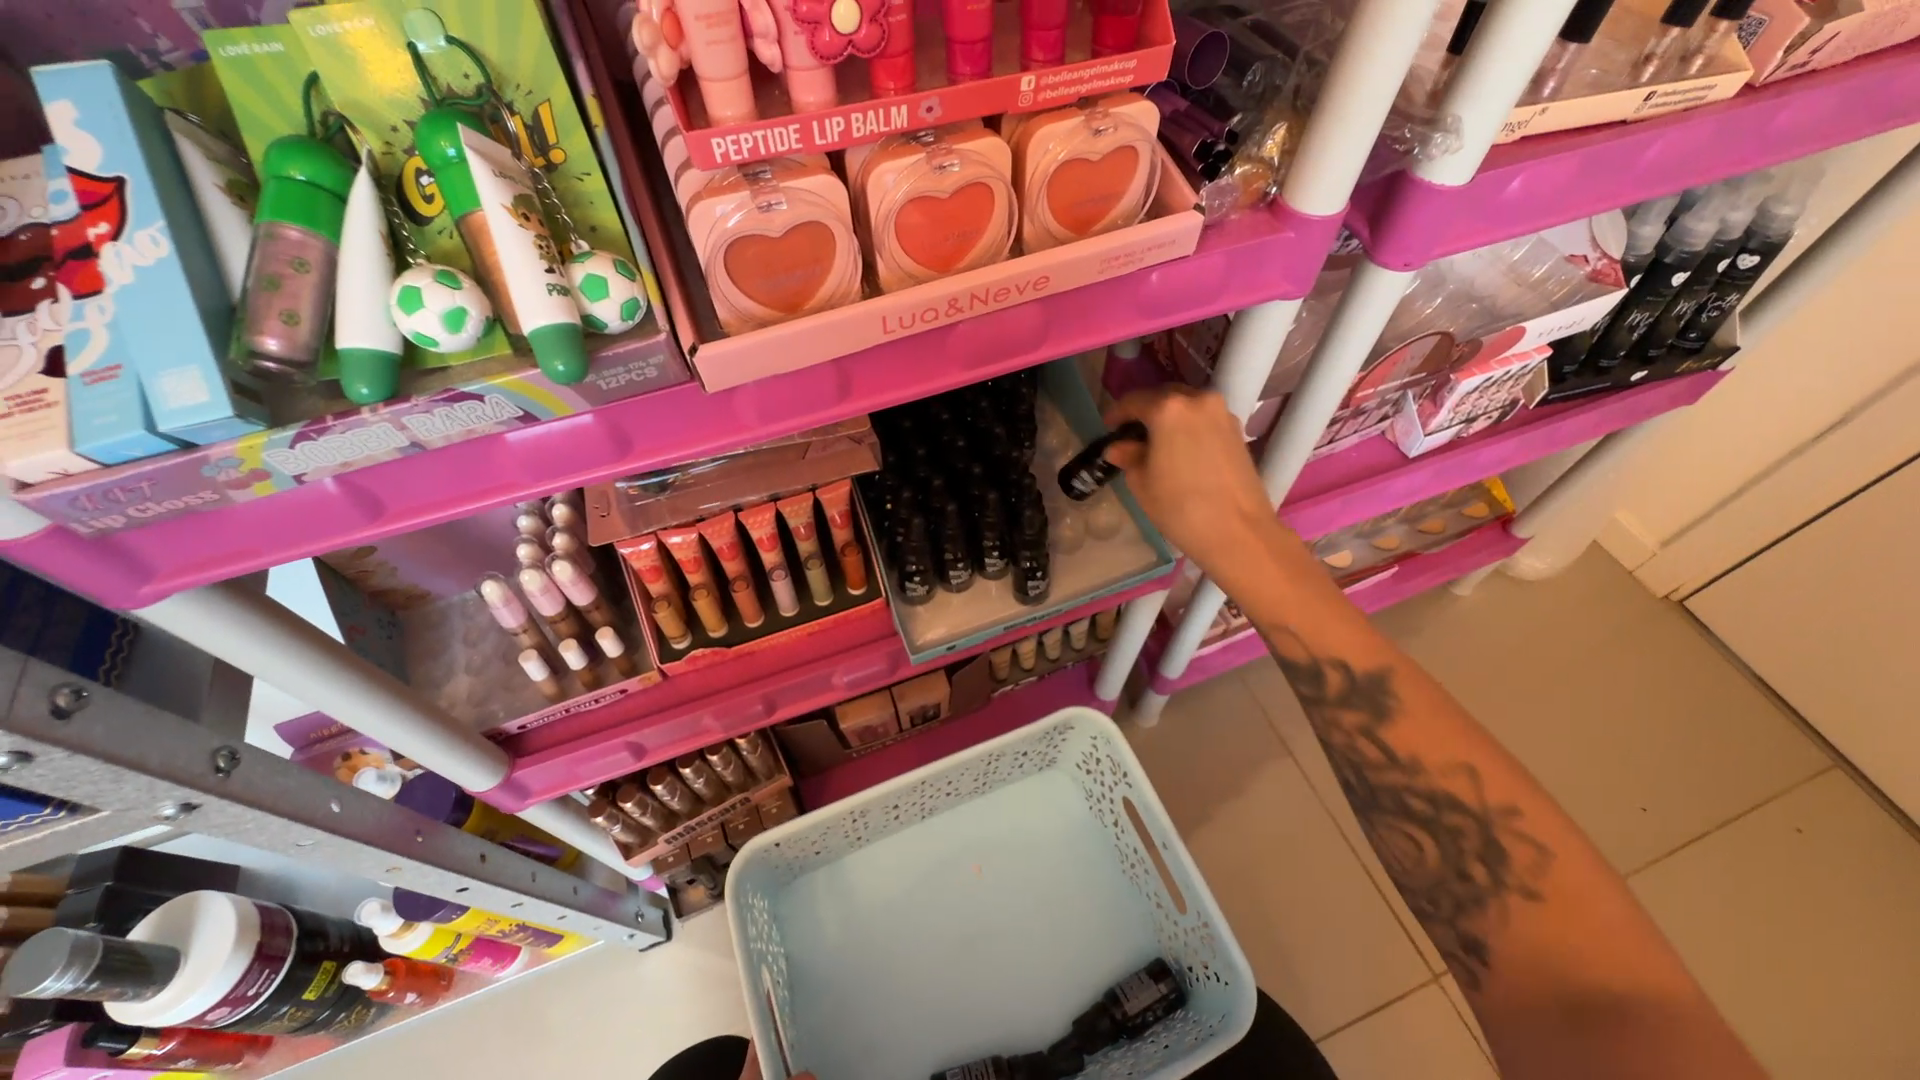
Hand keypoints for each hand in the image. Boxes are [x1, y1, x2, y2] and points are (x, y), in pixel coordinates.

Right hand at [1103, 387, 1296, 589]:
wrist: (1239, 531)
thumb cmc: (1180, 507)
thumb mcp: (1142, 483)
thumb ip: (1128, 457)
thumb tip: (1119, 448)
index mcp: (1168, 408)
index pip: (1134, 401)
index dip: (1117, 413)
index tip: (1108, 427)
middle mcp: (1198, 400)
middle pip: (1164, 397)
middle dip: (1145, 412)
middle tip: (1131, 434)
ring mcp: (1222, 413)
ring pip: (1187, 406)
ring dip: (1169, 419)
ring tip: (1157, 443)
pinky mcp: (1238, 430)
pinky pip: (1204, 419)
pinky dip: (1189, 427)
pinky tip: (1181, 450)